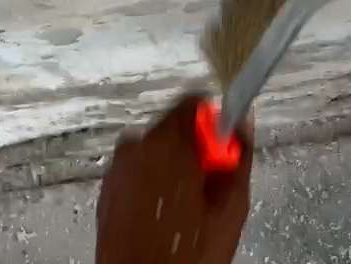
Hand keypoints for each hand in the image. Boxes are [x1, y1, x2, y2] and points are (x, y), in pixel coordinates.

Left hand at [96, 95, 251, 263]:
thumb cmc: (185, 255)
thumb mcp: (230, 208)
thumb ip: (240, 155)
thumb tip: (243, 120)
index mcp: (168, 142)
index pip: (195, 102)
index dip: (215, 122)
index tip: (224, 149)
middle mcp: (137, 143)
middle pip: (175, 126)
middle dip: (195, 149)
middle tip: (208, 187)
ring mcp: (118, 165)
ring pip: (156, 149)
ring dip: (172, 166)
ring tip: (185, 206)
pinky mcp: (107, 186)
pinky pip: (138, 169)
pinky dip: (152, 181)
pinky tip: (163, 213)